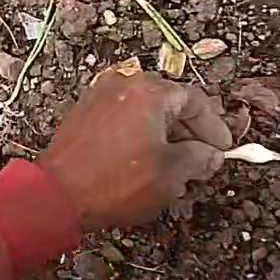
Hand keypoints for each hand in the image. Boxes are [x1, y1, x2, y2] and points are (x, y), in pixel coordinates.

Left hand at [37, 71, 231, 230]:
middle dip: (190, 132)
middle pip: (171, 102)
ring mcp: (102, 95)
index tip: (223, 148)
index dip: (214, 127)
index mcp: (150, 91)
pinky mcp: (85, 112)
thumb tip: (211, 155)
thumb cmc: (115, 183)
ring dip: (165, 134)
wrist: (56, 195)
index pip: (196, 101)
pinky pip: (124, 117)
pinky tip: (144, 161)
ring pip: (147, 110)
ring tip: (173, 166)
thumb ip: (200, 158)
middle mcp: (125, 83)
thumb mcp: (171, 173)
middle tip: (202, 158)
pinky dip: (140, 134)